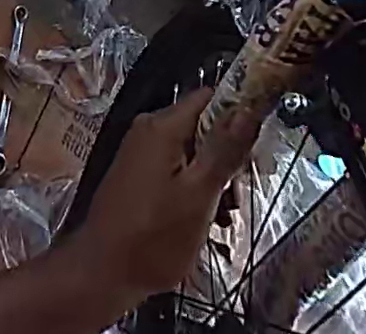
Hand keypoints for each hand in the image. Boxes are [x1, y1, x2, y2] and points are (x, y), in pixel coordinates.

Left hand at [61, 90, 261, 307]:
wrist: (106, 267)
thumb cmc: (155, 233)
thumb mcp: (198, 194)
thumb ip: (224, 150)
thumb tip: (247, 108)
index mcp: (161, 125)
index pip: (208, 98)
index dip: (238, 114)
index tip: (259, 147)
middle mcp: (149, 127)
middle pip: (201, 126)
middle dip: (226, 157)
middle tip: (237, 196)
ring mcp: (142, 149)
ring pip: (192, 150)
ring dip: (213, 178)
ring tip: (222, 215)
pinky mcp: (140, 170)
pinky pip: (177, 166)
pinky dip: (195, 186)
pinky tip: (205, 217)